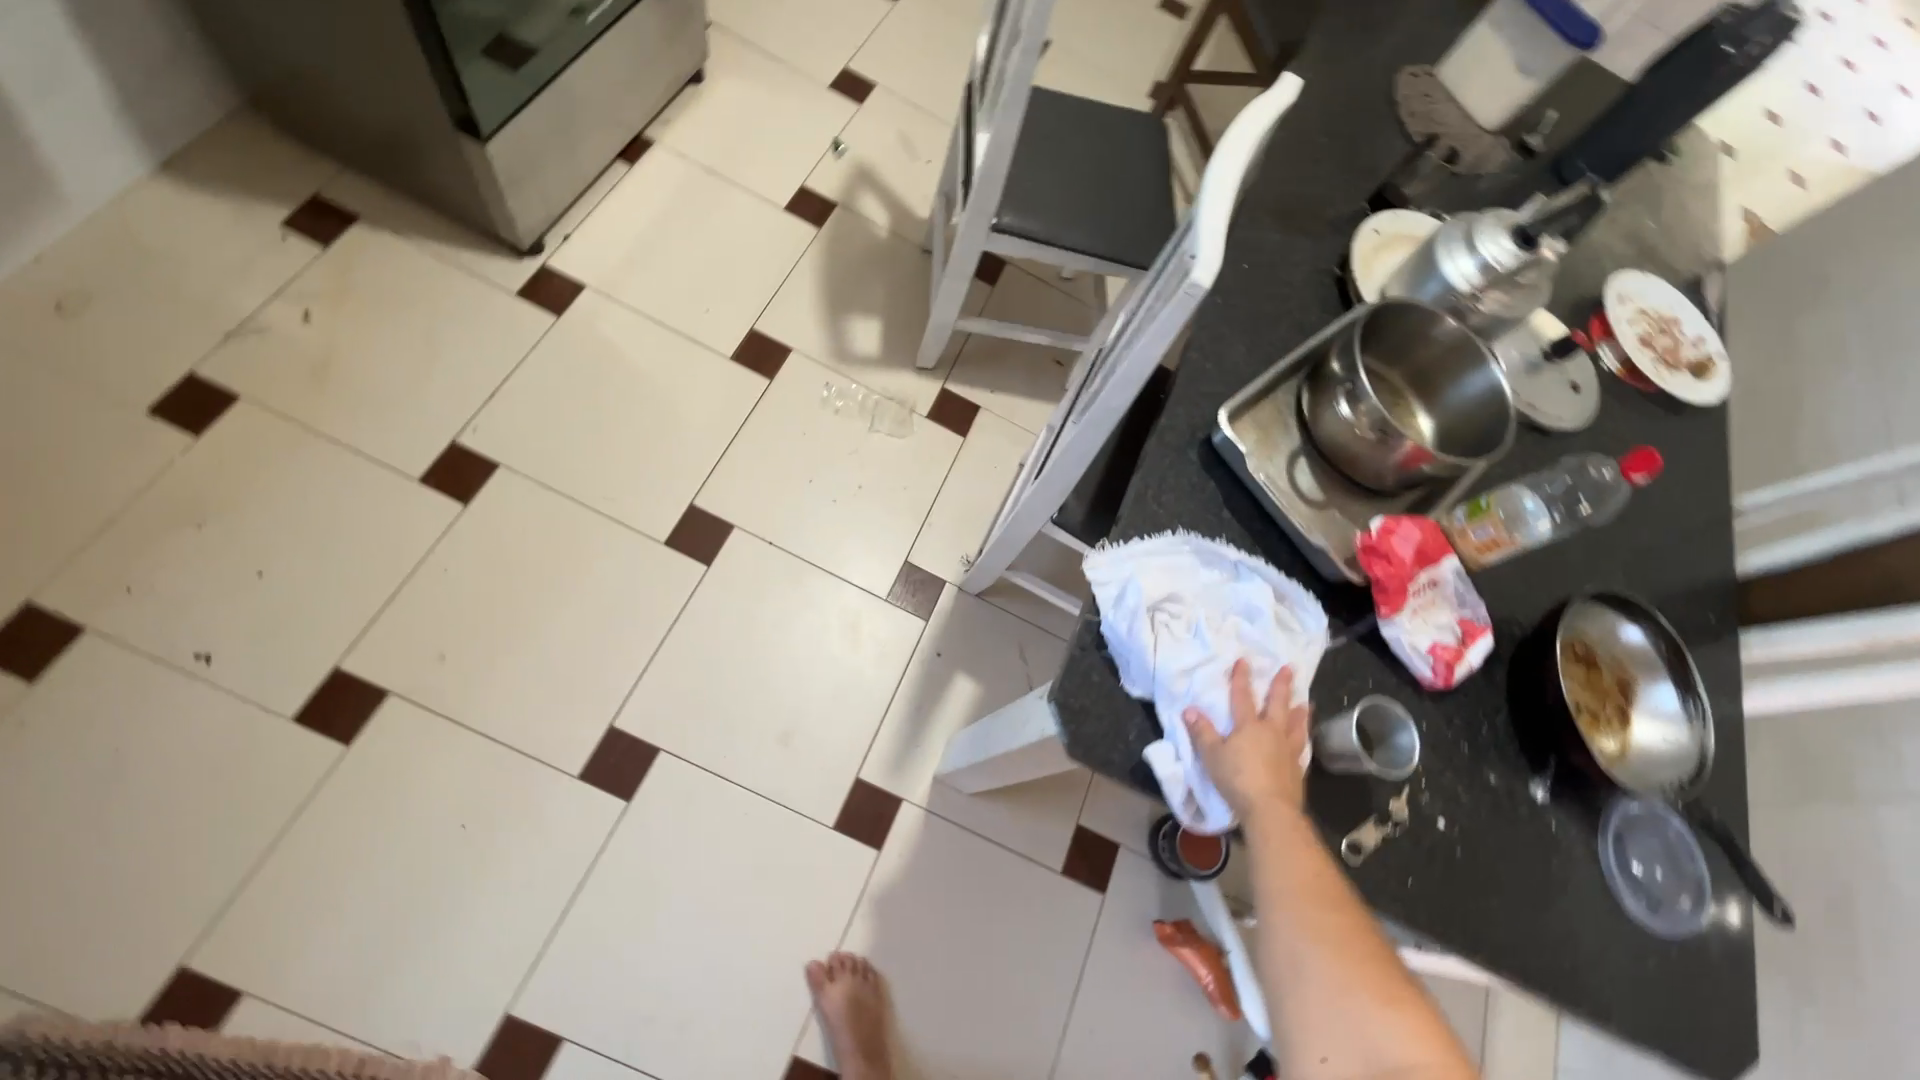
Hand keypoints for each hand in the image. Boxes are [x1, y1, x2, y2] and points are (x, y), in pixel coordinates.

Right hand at [1185, 659, 1310, 822]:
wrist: (1270, 809)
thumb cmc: (1237, 779)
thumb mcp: (1211, 755)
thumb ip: (1202, 732)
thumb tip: (1189, 710)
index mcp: (1249, 726)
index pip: (1243, 697)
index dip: (1241, 678)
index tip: (1244, 661)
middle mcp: (1272, 732)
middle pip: (1278, 704)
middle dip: (1281, 686)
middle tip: (1289, 669)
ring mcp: (1288, 750)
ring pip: (1296, 725)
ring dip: (1300, 712)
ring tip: (1305, 702)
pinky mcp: (1297, 769)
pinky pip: (1301, 747)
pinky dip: (1303, 738)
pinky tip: (1304, 739)